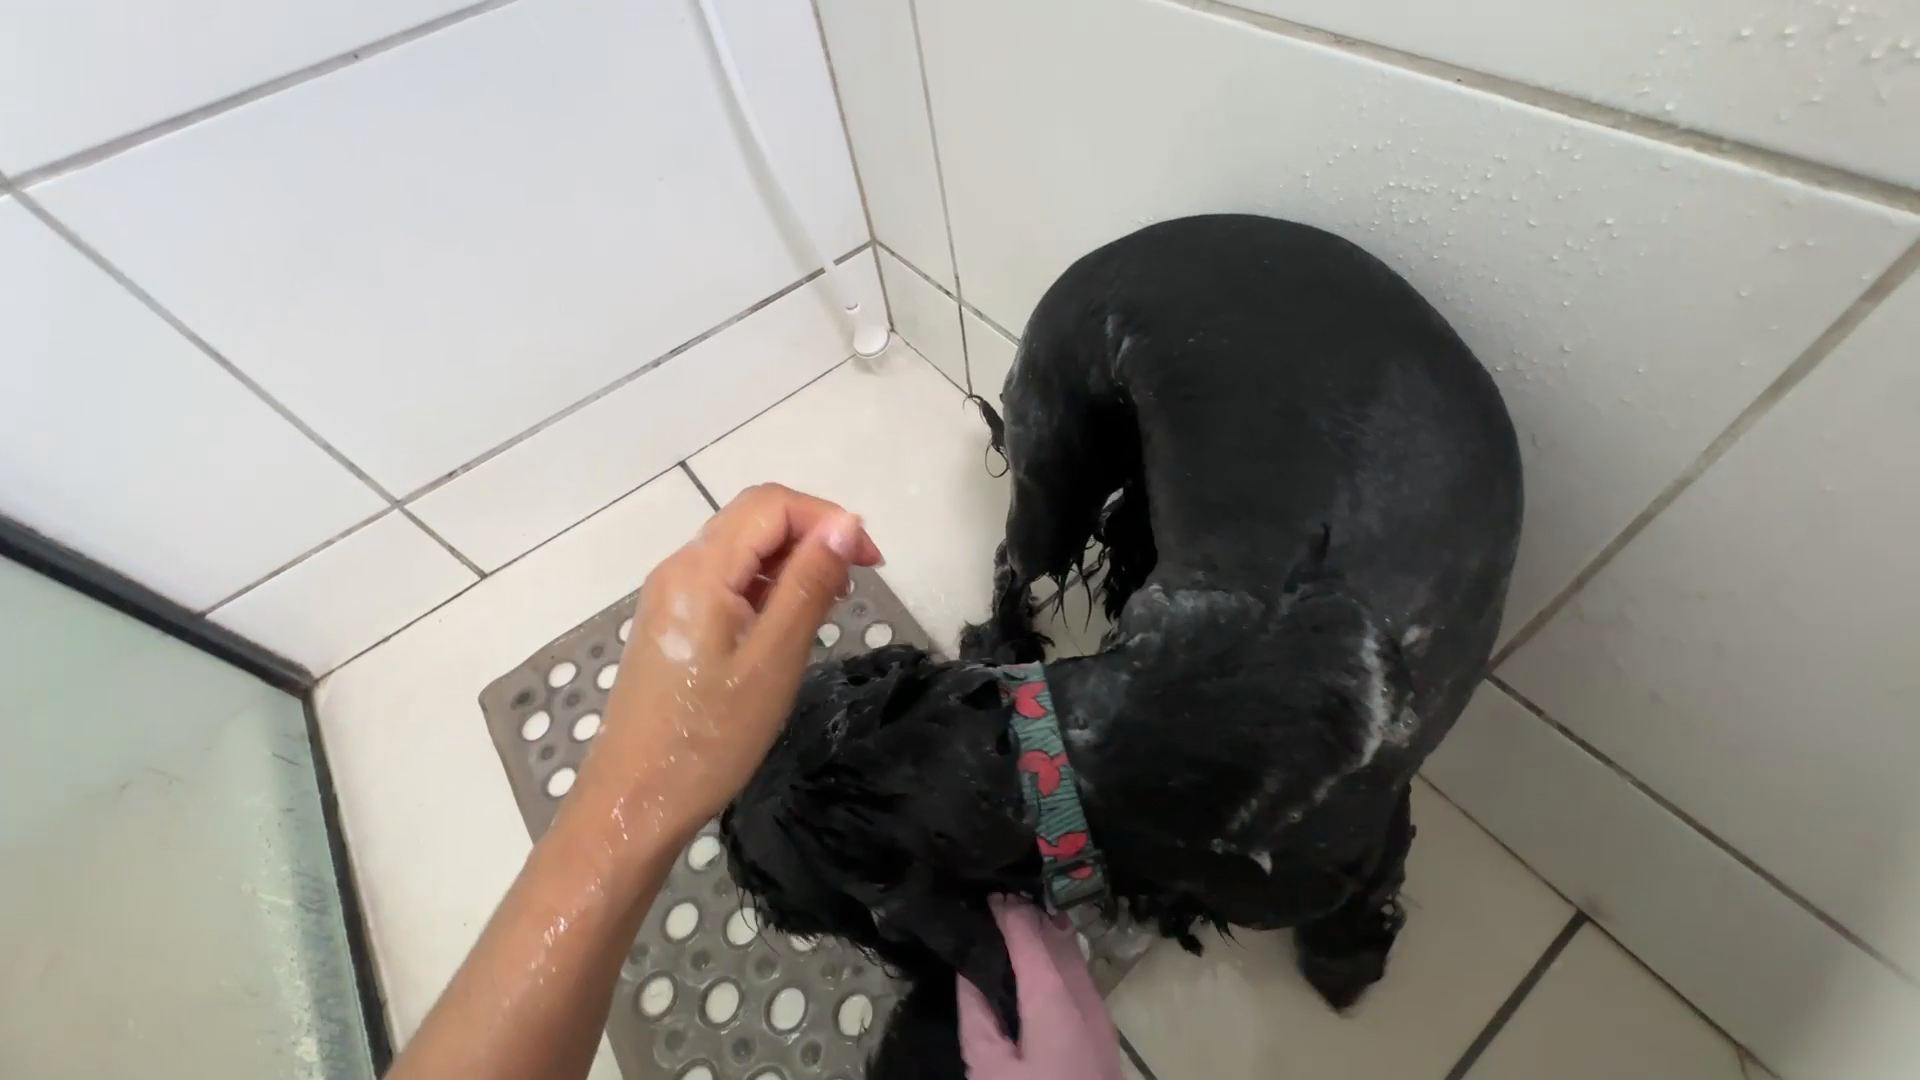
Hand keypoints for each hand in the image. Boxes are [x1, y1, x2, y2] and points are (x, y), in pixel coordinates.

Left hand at [582, 483, 883, 836]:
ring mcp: (671, 593)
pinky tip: (789, 620)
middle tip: (857, 579)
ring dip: (793, 559)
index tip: (871, 561)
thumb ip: (810, 583)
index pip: (772, 505)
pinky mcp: (674, 620)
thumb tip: (847, 524)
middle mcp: (679, 567)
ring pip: (743, 548)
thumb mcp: (774, 659)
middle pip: (755, 518)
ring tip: (829, 602)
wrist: (635, 802)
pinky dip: (768, 584)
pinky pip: (728, 579)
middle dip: (814, 534)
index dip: (828, 518)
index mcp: (700, 570)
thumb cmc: (711, 738)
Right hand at [958, 898, 1125, 1079]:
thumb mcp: (989, 1069)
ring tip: (1016, 922)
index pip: (1031, 936)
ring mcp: (1100, 1013)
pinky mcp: (1104, 1029)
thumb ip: (976, 1013)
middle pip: (1058, 936)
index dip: (1009, 911)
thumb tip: (967, 969)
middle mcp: (1083, 998)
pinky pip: (1081, 973)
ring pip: (1074, 952)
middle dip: (1029, 914)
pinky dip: (1059, 954)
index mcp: (1054, 1004)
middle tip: (998, 902)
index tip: (988, 895)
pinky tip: (1040, 958)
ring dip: (1047, 931)